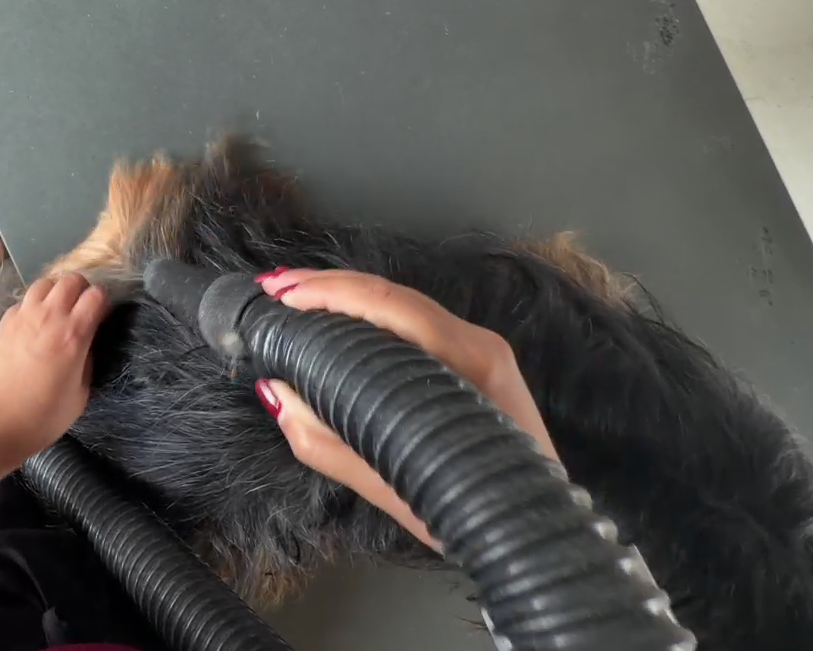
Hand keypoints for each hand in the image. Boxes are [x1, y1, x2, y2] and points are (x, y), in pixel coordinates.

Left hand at [0, 273, 108, 460]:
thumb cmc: (41, 415)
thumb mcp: (79, 396)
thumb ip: (87, 362)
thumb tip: (86, 344)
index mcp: (73, 334)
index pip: (96, 295)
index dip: (103, 301)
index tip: (102, 315)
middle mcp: (49, 316)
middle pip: (71, 279)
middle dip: (81, 289)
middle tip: (81, 309)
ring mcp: (23, 315)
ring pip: (45, 282)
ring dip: (56, 291)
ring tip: (56, 311)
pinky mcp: (4, 320)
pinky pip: (25, 299)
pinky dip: (34, 304)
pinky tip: (33, 324)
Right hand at [253, 269, 560, 549]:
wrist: (540, 530)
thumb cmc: (475, 510)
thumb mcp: (397, 490)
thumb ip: (329, 445)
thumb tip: (274, 393)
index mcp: (468, 364)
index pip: (389, 306)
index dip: (330, 293)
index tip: (282, 297)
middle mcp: (475, 341)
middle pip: (389, 291)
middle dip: (324, 283)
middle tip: (272, 287)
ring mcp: (475, 343)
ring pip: (396, 297)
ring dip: (339, 290)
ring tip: (289, 291)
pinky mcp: (467, 351)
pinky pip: (405, 314)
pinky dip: (360, 305)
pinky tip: (329, 308)